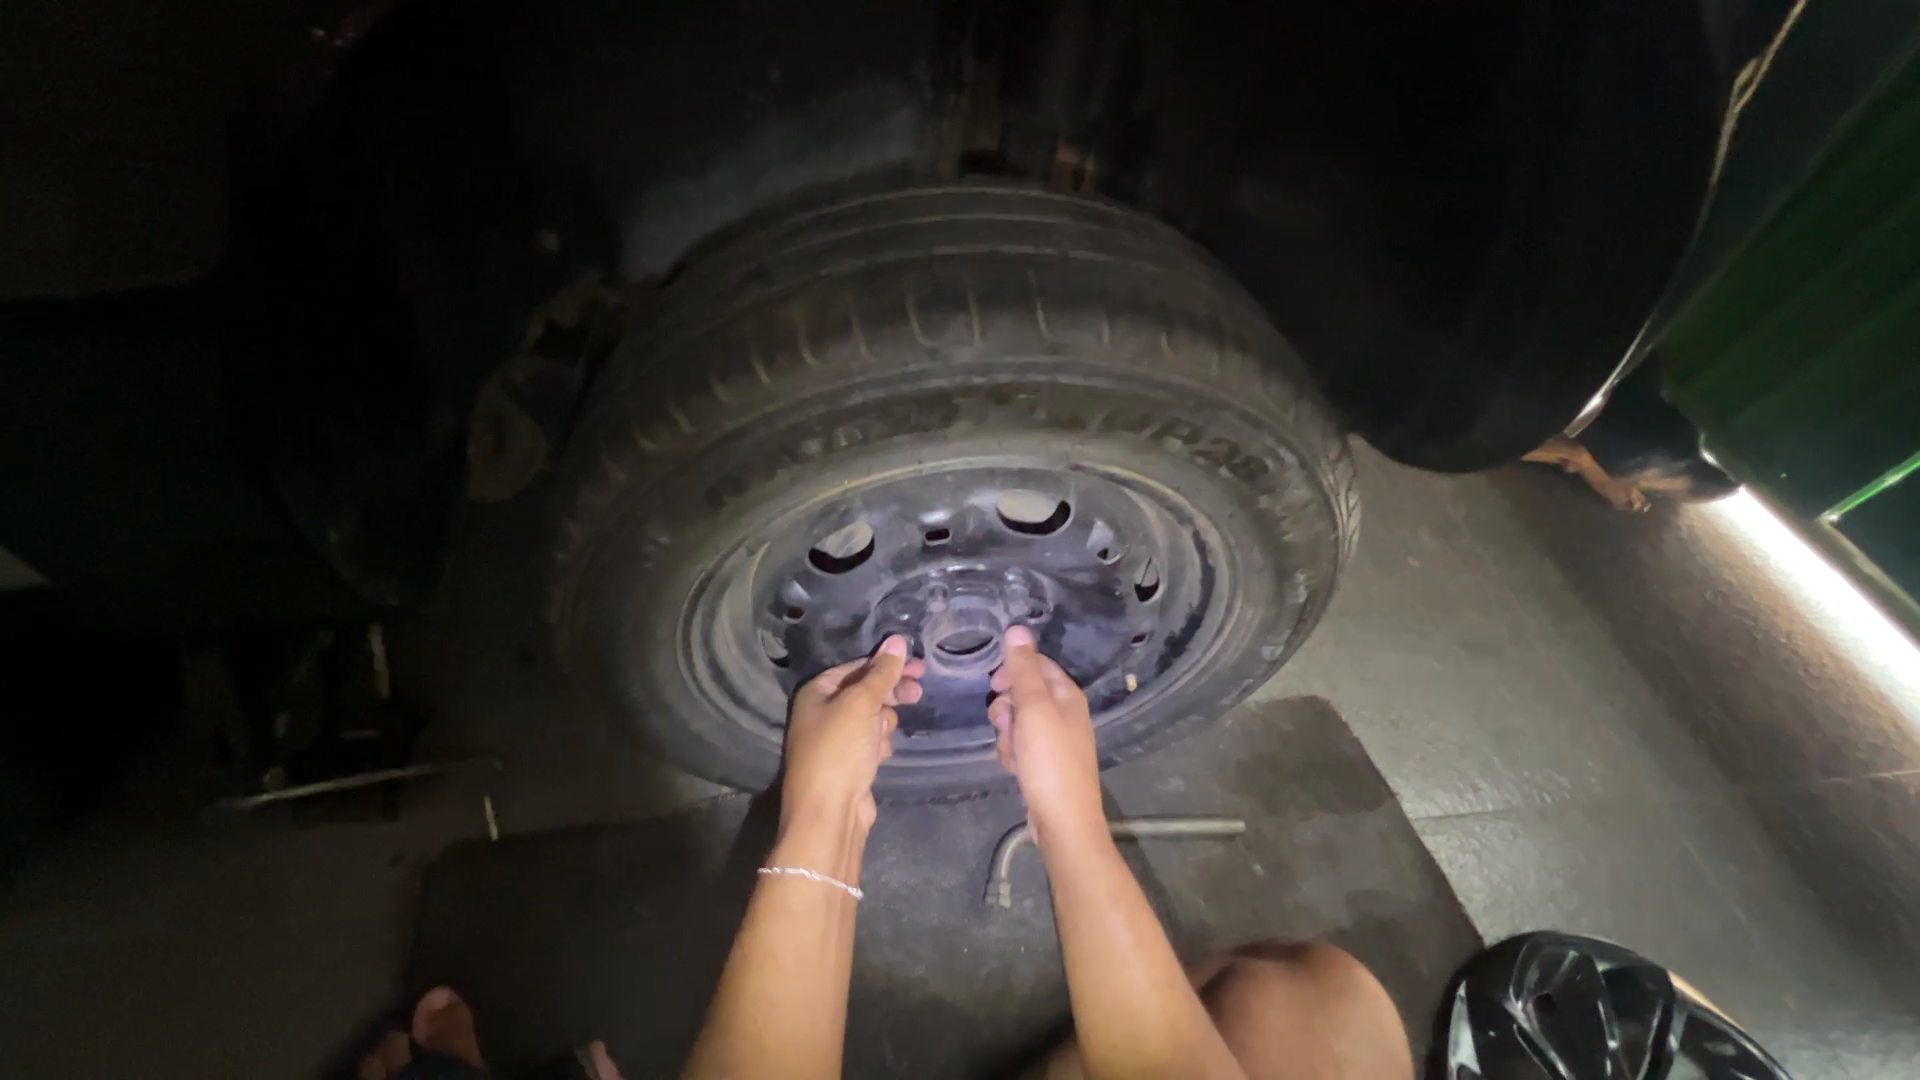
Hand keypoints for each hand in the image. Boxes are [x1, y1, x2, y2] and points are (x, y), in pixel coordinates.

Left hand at [783, 635, 923, 828]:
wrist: (829, 813)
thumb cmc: (839, 750)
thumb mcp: (861, 704)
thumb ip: (882, 673)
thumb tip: (897, 640)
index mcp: (817, 692)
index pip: (857, 667)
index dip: (887, 664)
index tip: (918, 666)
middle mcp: (822, 712)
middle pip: (866, 691)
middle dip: (891, 694)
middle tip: (918, 693)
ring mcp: (836, 739)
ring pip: (873, 717)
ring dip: (883, 724)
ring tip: (882, 737)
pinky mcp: (849, 762)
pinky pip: (872, 742)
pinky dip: (879, 745)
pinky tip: (879, 757)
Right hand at [988, 624, 1104, 847]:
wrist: (1063, 821)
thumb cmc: (1049, 761)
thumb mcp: (1034, 709)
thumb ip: (1024, 670)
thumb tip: (1018, 628)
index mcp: (1068, 695)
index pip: (1037, 665)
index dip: (1013, 671)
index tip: (994, 685)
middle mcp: (1065, 713)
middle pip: (1024, 694)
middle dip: (1007, 710)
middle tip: (1006, 725)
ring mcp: (1056, 740)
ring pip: (1018, 722)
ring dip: (1008, 736)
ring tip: (1015, 754)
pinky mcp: (1045, 763)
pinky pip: (1021, 746)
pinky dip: (1013, 755)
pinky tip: (1016, 769)